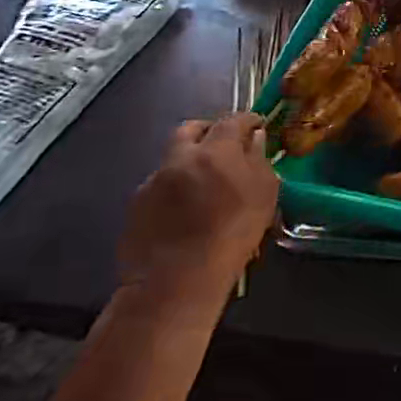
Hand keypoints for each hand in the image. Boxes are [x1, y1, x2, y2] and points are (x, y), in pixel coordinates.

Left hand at [117, 113, 277, 302]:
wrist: (177, 279)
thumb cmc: (233, 232)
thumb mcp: (264, 193)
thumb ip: (259, 159)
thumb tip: (254, 139)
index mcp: (215, 151)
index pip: (233, 120)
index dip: (248, 120)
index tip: (258, 127)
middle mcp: (179, 159)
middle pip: (190, 129)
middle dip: (208, 131)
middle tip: (224, 146)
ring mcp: (153, 182)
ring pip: (173, 159)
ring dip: (190, 162)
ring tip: (204, 185)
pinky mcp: (136, 206)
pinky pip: (160, 185)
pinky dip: (175, 188)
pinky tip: (185, 211)